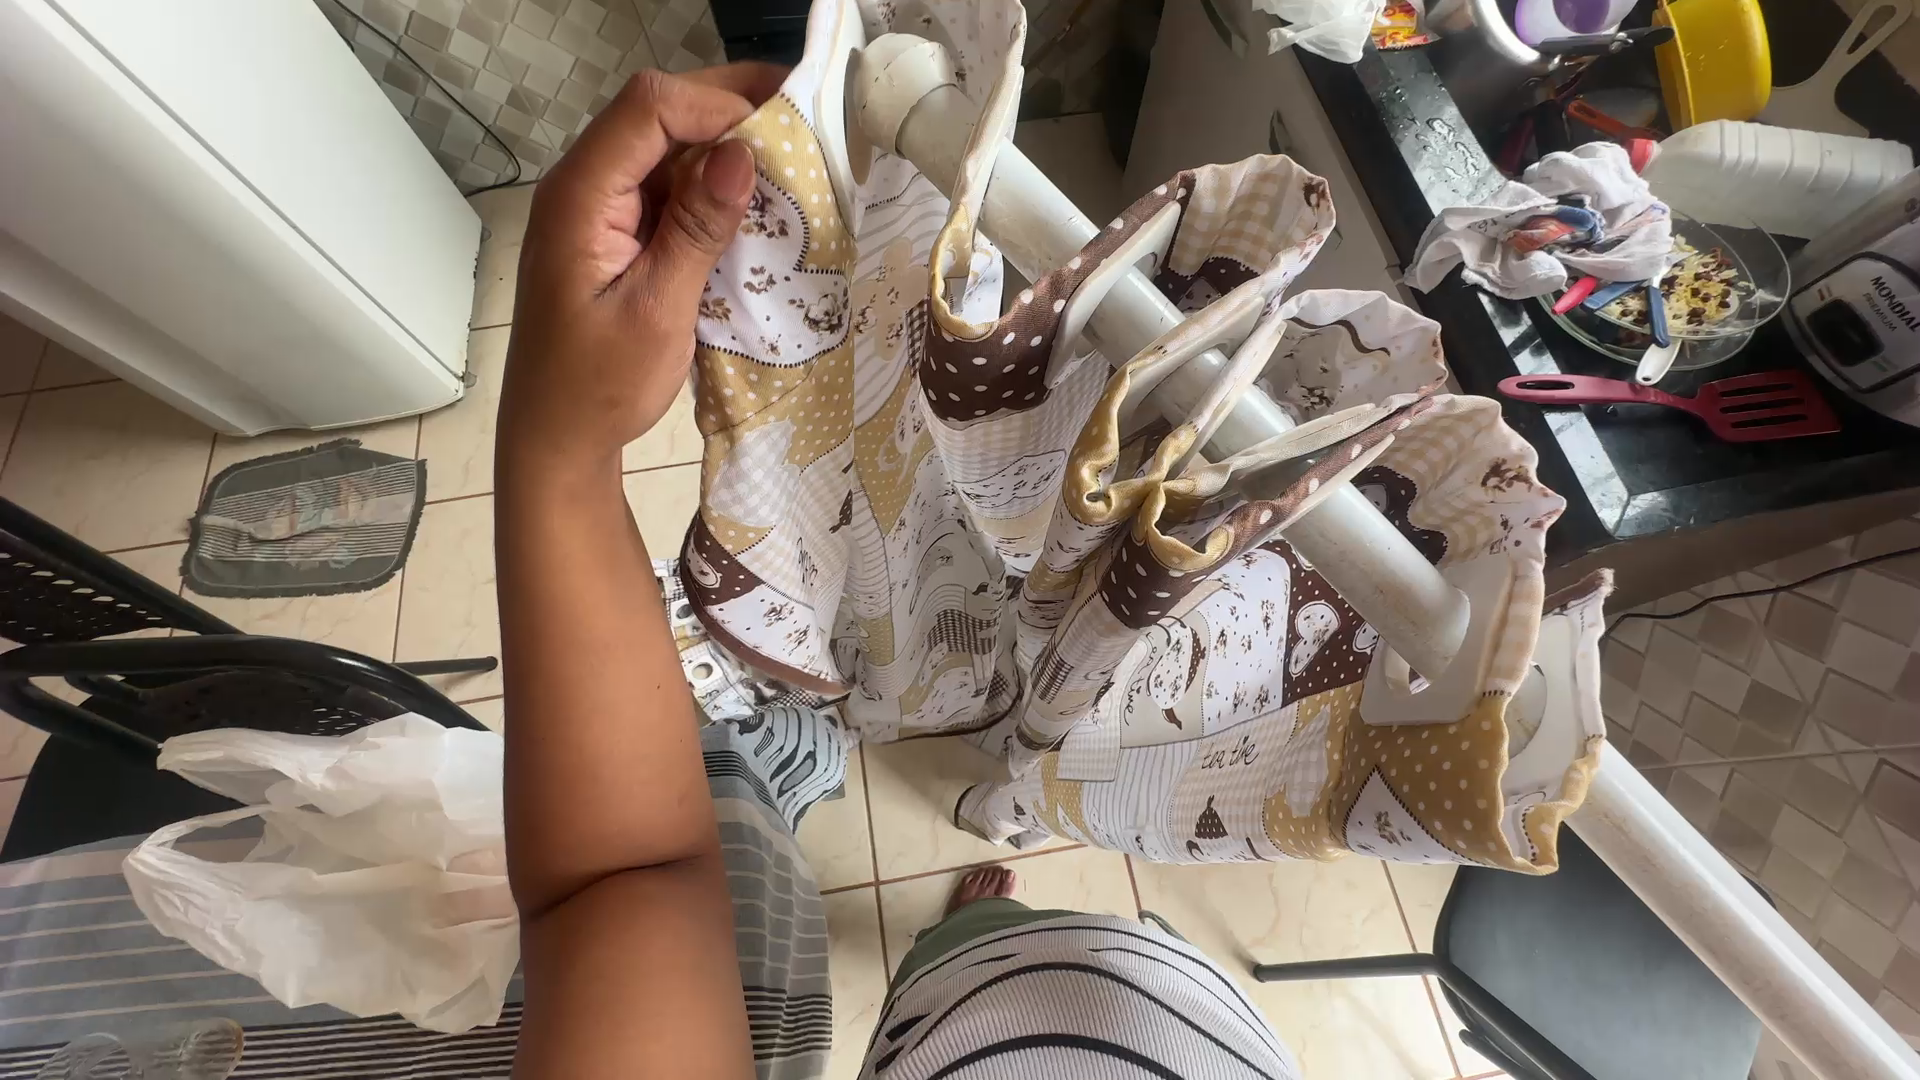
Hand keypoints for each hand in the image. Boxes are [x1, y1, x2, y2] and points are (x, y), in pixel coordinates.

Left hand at [498, 64, 785, 473]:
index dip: (717, 104)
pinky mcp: (618, 239)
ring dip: (726, 154)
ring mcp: (601, 213)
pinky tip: (753, 209)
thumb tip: (742, 155)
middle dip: (727, 110)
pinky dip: (712, 195)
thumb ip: (695, 230)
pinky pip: (667, 196)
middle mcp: (586, 187)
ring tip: (790, 163)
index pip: (649, 107)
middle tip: (800, 120)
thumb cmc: (601, 385)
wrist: (559, 435)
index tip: (782, 130)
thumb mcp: (657, 310)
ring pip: (667, 153)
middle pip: (657, 116)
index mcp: (582, 196)